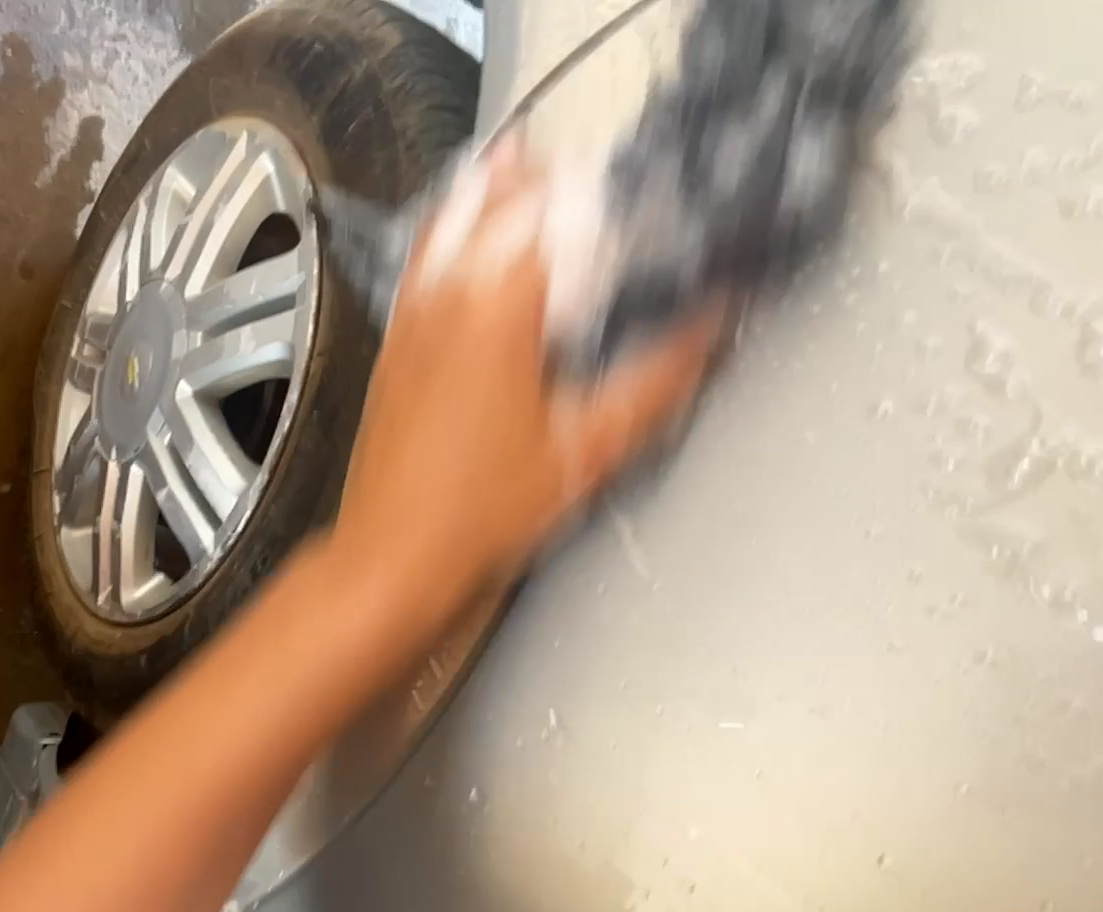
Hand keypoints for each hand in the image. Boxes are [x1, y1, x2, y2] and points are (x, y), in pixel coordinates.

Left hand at [331, 139, 727, 627]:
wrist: (392, 553)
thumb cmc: (483, 511)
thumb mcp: (585, 452)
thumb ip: (655, 380)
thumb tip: (712, 327)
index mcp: (498, 308)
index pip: (559, 217)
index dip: (603, 194)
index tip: (640, 191)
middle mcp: (445, 298)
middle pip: (496, 206)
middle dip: (544, 180)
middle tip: (585, 170)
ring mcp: (408, 321)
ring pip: (445, 228)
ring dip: (486, 195)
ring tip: (520, 167)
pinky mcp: (390, 349)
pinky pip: (416, 270)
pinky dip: (442, 237)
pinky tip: (454, 239)